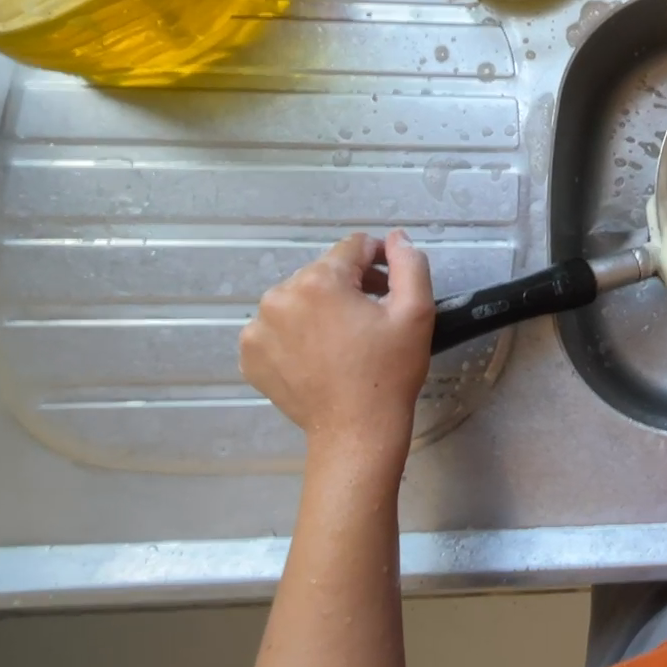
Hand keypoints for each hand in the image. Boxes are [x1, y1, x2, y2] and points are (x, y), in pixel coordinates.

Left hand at [239, 231, 434, 469]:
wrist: (356, 429)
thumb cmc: (391, 369)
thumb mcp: (417, 311)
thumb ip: (409, 264)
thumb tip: (395, 238)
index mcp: (319, 282)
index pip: (352, 247)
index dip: (380, 259)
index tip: (393, 285)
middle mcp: (278, 296)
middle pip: (323, 272)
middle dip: (351, 285)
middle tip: (375, 316)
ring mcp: (256, 328)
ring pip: (300, 298)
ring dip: (324, 307)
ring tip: (348, 337)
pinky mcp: (249, 354)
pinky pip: (279, 326)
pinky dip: (300, 332)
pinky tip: (322, 353)